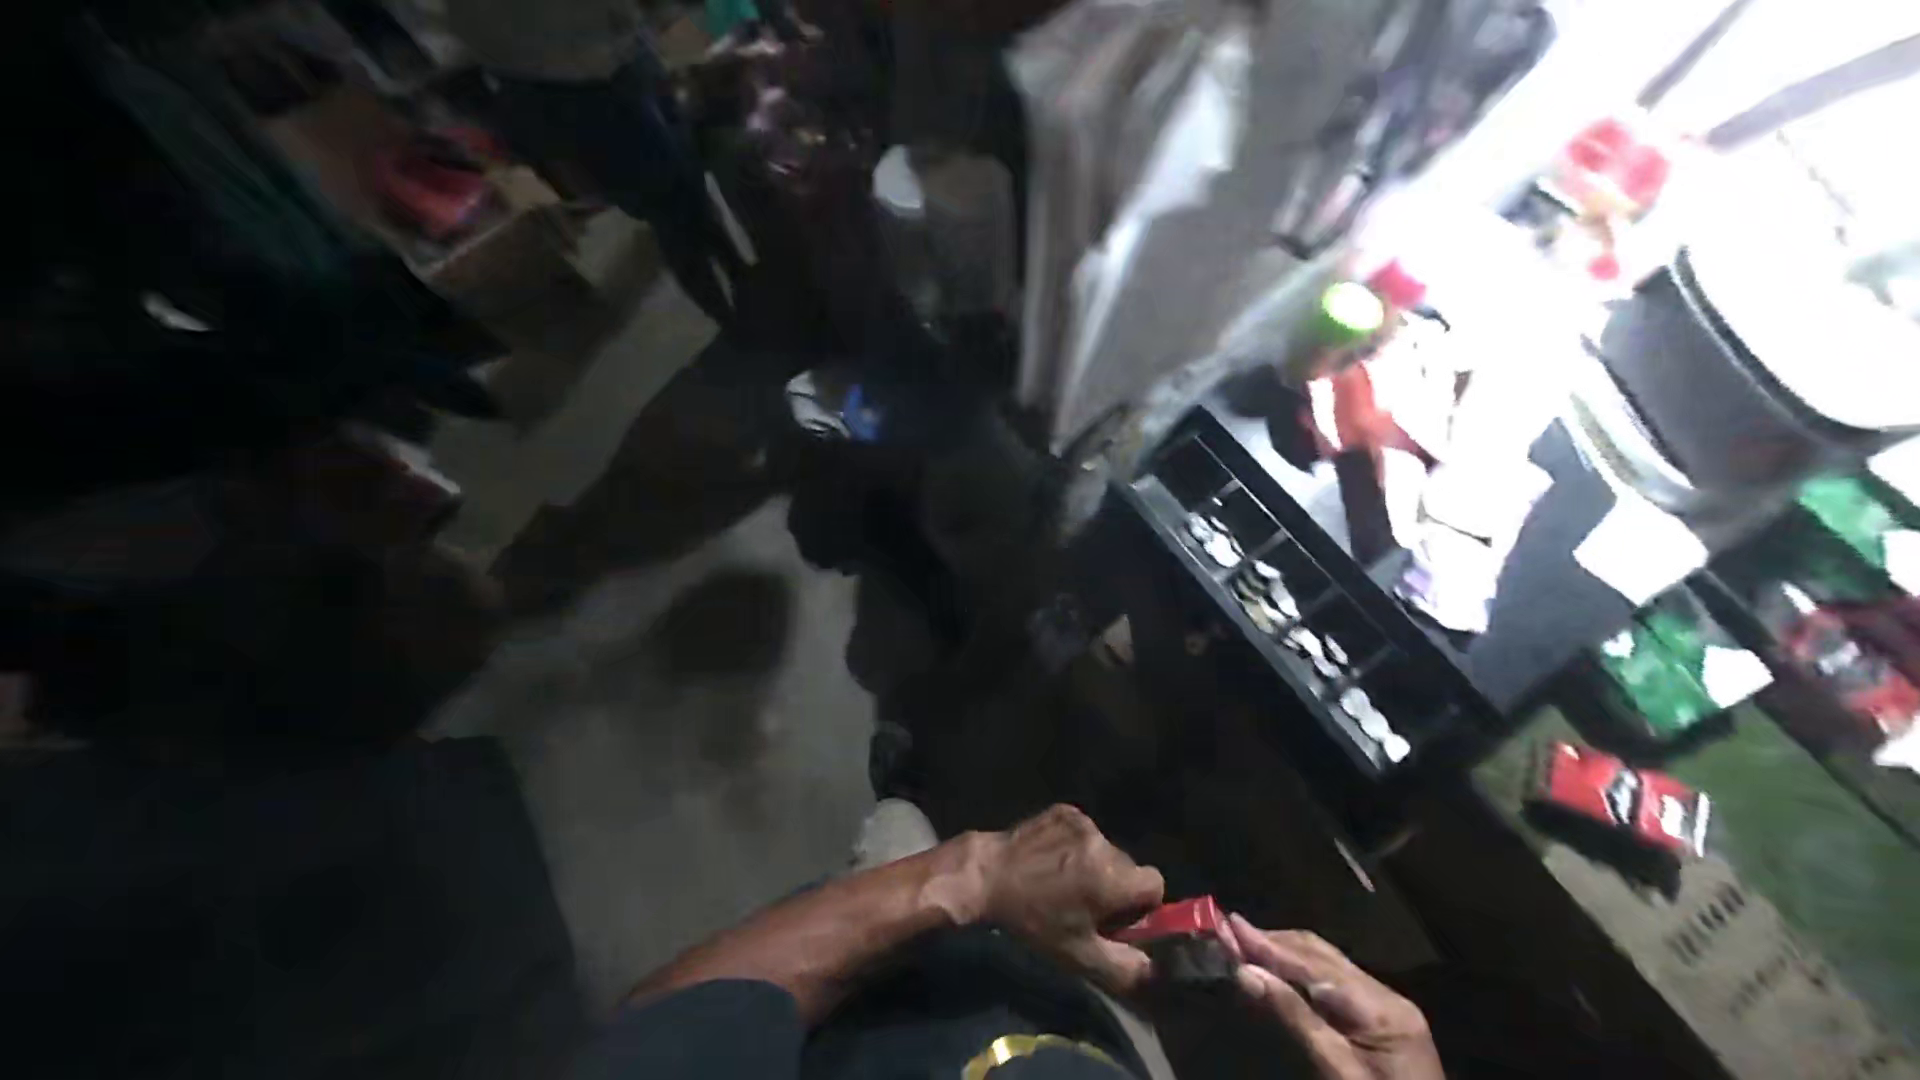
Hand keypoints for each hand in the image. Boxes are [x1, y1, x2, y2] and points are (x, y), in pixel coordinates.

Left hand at [978, 805, 1164, 993]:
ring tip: (1063, 880)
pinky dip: (1077, 846)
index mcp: (1111, 877)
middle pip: (1129, 867)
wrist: (989, 875)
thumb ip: (1126, 967)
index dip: (1141, 905)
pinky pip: (1086, 833)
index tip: (1116, 917)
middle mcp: (1102, 843)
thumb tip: (1154, 969)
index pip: (1154, 884)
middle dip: (1116, 886)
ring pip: (1107, 850)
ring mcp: (1083, 822)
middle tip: (1086, 903)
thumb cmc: (1033, 919)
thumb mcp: (1079, 956)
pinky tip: (1053, 859)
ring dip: (1095, 865)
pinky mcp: (1065, 810)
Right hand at [1228, 914, 1443, 1079]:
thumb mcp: (1338, 1074)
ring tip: (1244, 944)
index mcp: (1383, 1010)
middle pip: (1320, 954)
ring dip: (1283, 951)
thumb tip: (1245, 971)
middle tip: (1229, 933)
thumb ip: (1294, 1019)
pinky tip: (1274, 968)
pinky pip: (1331, 978)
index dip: (1269, 945)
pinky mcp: (1379, 1016)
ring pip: (1324, 961)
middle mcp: (1386, 995)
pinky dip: (1298, 969)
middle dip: (1273, 942)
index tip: (1229, 924)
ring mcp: (1386, 1004)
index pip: (1314, 966)